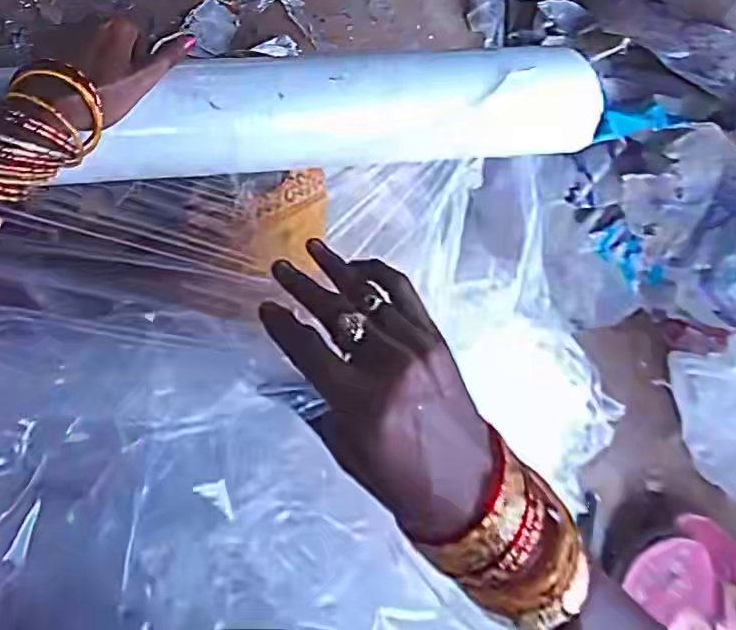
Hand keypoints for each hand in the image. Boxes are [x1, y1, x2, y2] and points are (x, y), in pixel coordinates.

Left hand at [27, 15, 191, 127]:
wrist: (49, 109)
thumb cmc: (101, 96)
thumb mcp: (142, 80)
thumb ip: (167, 56)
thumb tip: (189, 38)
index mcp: (120, 23)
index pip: (141, 37)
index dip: (138, 61)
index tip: (128, 80)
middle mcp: (93, 18)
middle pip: (115, 37)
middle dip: (115, 57)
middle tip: (111, 85)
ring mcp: (67, 29)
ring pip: (92, 44)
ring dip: (93, 60)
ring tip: (89, 87)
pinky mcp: (46, 43)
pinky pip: (69, 50)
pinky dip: (72, 63)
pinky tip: (71, 83)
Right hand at [259, 239, 496, 541]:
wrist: (469, 486)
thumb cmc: (401, 478)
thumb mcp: (346, 449)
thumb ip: (316, 403)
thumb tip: (287, 367)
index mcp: (361, 402)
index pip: (309, 350)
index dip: (283, 326)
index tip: (266, 308)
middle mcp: (388, 366)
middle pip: (335, 314)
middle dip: (302, 287)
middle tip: (281, 269)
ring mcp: (415, 345)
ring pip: (367, 295)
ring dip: (337, 269)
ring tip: (314, 249)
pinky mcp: (433, 336)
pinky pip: (403, 292)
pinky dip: (378, 273)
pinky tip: (358, 267)